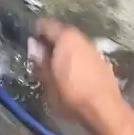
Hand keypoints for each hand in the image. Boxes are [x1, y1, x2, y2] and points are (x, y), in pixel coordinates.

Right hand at [32, 19, 126, 133]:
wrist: (104, 110)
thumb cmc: (70, 94)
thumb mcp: (47, 79)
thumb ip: (39, 59)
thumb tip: (34, 46)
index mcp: (65, 37)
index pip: (45, 25)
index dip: (34, 32)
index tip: (29, 44)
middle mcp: (81, 38)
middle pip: (61, 33)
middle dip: (50, 42)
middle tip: (40, 57)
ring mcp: (94, 49)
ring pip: (74, 44)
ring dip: (64, 51)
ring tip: (56, 66)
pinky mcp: (103, 62)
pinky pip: (84, 54)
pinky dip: (76, 59)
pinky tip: (73, 74)